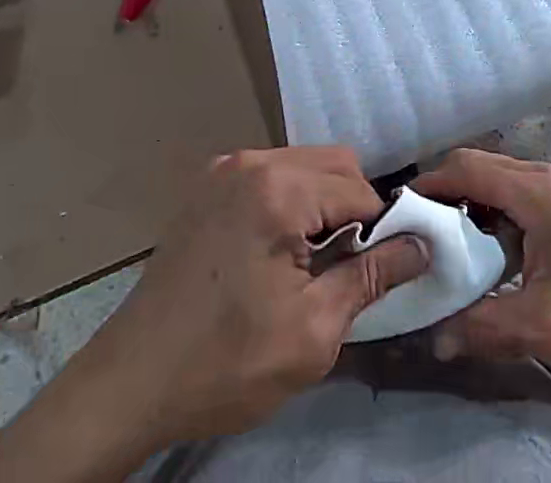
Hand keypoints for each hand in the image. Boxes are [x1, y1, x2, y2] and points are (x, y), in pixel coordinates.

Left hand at [60, 148, 429, 445]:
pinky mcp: (208, 188)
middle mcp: (252, 162)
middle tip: (346, 267)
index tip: (380, 272)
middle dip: (356, 212)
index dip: (383, 232)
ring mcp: (224, 170)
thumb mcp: (314, 331)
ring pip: (308, 167)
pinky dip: (294, 203)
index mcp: (278, 189)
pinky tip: (281, 249)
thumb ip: (375, 276)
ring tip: (315, 261)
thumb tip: (425, 244)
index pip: (363, 193)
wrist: (126, 387)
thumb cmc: (224, 363)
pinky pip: (275, 177)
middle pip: (338, 167)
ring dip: (326, 206)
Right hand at [411, 149, 550, 372]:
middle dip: (437, 192)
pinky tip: (469, 250)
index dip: (426, 185)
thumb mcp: (542, 325)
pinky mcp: (550, 205)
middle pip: (472, 165)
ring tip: (431, 243)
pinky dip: (478, 211)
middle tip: (409, 233)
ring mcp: (546, 189)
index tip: (395, 216)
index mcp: (533, 191)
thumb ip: (484, 327)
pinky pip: (501, 194)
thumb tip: (434, 337)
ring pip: (486, 178)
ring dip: (457, 202)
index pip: (464, 168)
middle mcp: (537, 178)